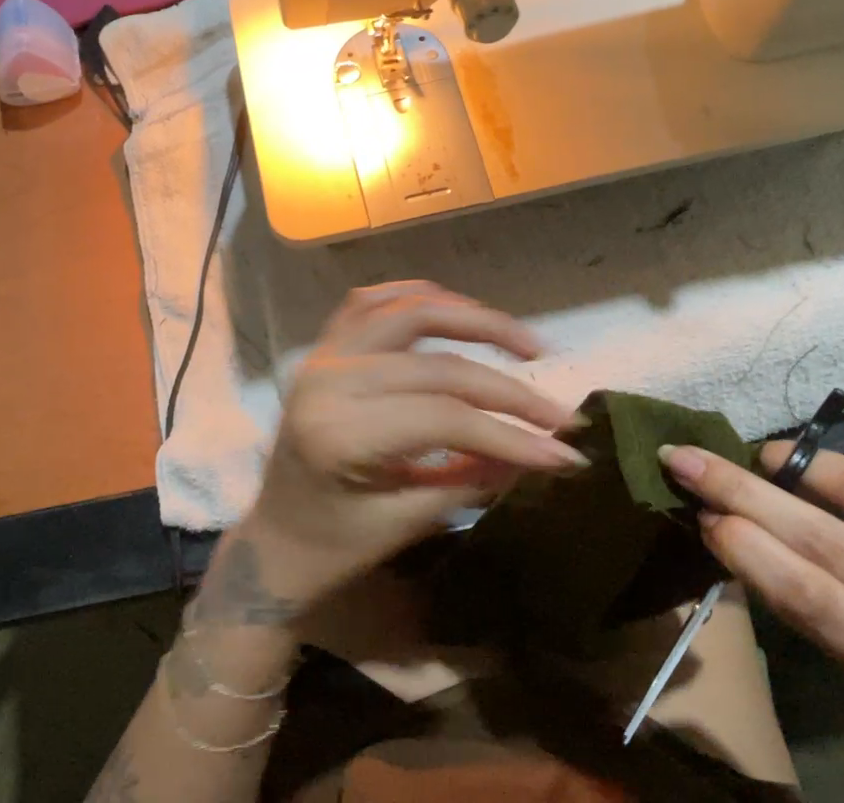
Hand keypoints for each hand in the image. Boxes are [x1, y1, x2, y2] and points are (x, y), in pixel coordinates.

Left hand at [229, 282, 585, 616]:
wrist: (275, 539)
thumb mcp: (405, 522)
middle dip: (505, 388)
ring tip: (523, 344)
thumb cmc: (335, 544)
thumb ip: (473, 479)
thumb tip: (547, 453)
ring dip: (471, 320)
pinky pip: (371, 302)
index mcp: (338, 434)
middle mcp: (326, 382)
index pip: (442, 418)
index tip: (568, 450)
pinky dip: (418, 299)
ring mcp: (321, 358)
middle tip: (558, 412)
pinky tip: (457, 310)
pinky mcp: (323, 349)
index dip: (509, 432)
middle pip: (436, 366)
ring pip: (407, 312)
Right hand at [659, 439, 843, 701]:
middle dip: (749, 495)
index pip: (815, 602)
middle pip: (835, 545)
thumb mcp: (822, 623)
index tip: (702, 513)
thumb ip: (777, 575)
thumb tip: (714, 511)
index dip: (751, 553)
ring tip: (771, 458)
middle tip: (696, 464)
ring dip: (807, 466)